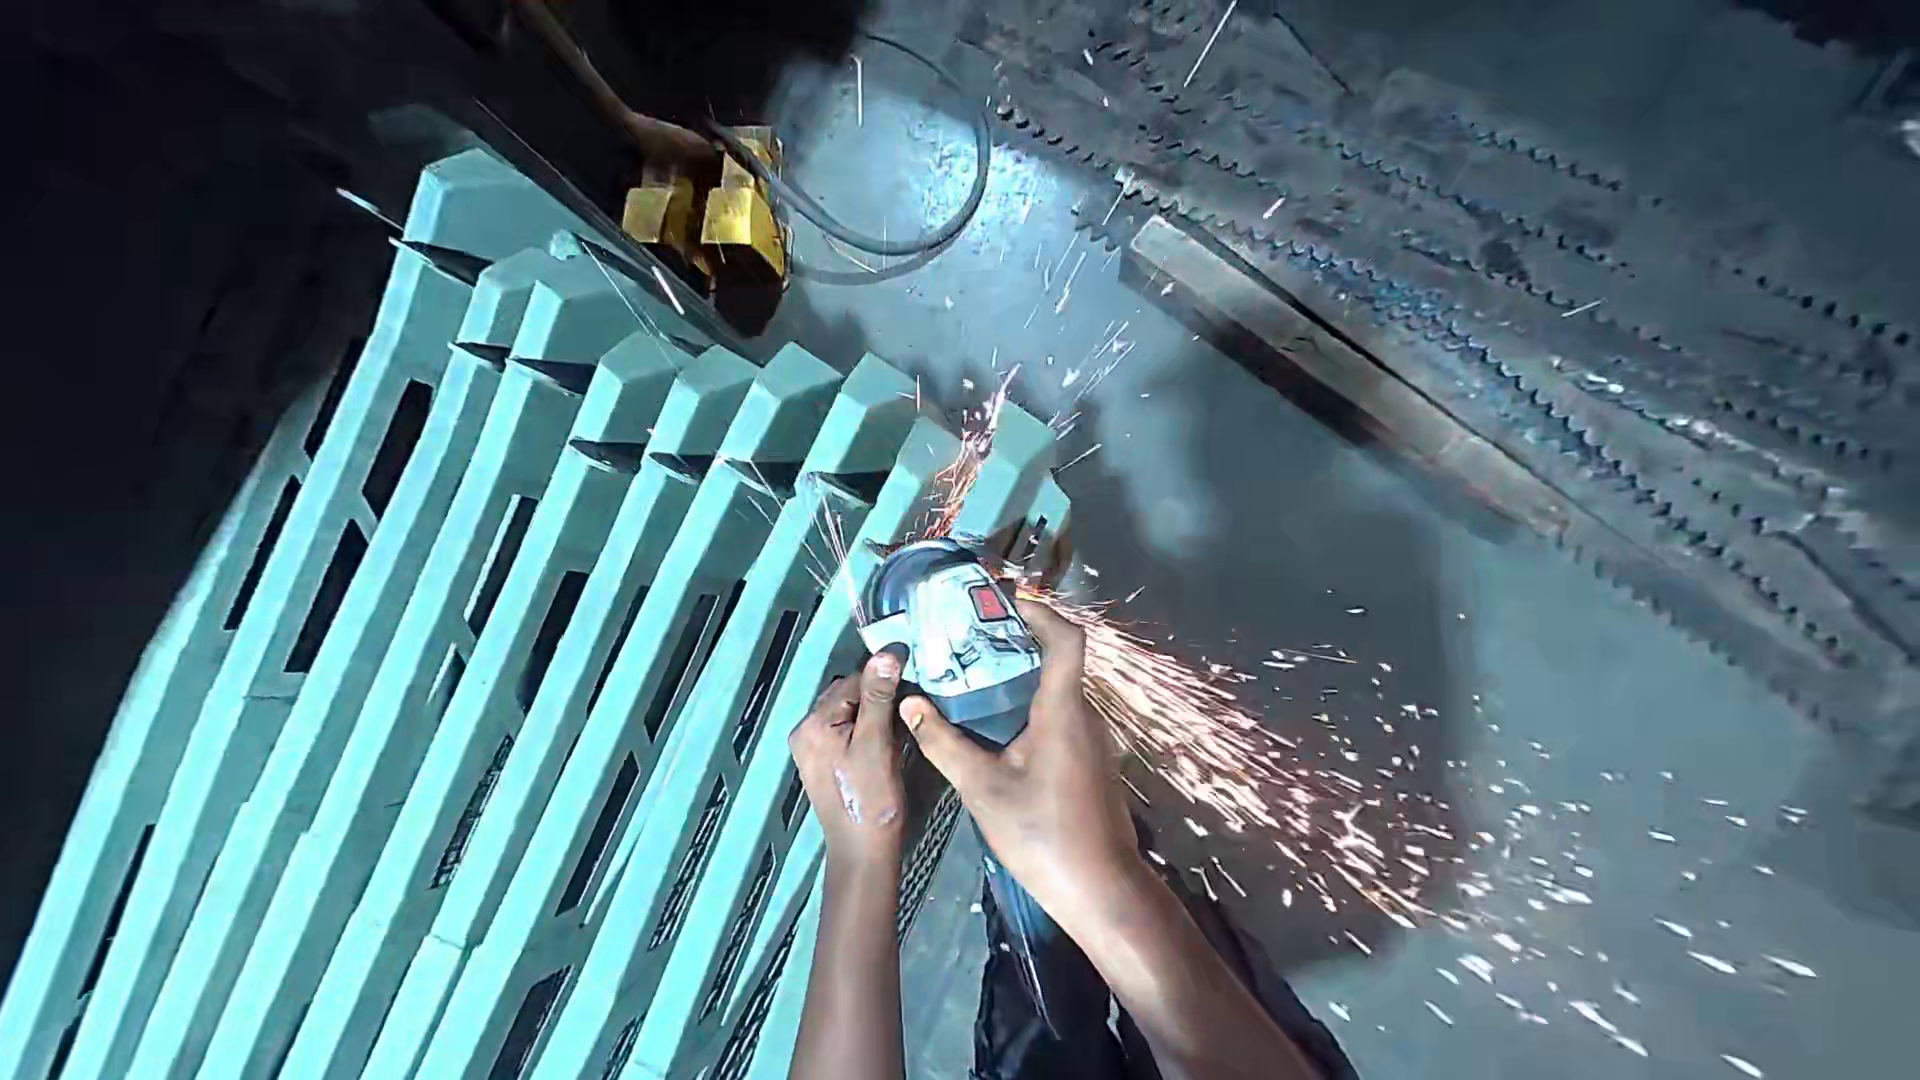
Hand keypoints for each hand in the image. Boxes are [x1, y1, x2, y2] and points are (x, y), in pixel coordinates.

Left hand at [789, 650, 908, 870]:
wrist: (863, 853)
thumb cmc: (872, 798)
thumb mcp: (877, 743)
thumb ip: (879, 696)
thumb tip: (887, 652)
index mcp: (814, 723)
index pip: (853, 681)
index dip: (884, 679)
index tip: (914, 682)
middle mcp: (805, 730)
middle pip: (848, 694)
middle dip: (878, 694)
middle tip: (911, 702)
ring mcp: (812, 747)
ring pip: (849, 711)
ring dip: (875, 710)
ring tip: (902, 719)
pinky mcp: (824, 760)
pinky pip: (846, 729)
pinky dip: (867, 727)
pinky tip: (888, 736)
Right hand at [900, 599, 1139, 926]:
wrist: (1101, 889)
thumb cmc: (1042, 833)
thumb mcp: (982, 787)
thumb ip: (943, 742)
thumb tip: (909, 705)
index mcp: (1062, 710)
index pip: (1067, 640)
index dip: (1041, 612)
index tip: (1004, 602)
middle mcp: (1083, 713)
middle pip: (1058, 658)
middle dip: (1017, 639)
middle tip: (970, 635)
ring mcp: (1090, 736)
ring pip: (1056, 687)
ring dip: (1021, 672)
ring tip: (974, 670)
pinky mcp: (1088, 757)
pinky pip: (1059, 712)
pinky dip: (1029, 701)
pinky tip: (996, 719)